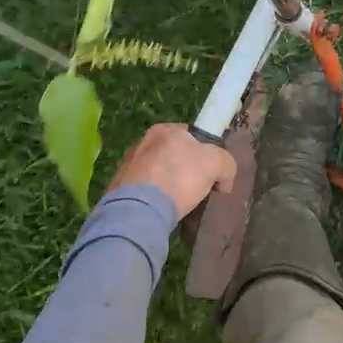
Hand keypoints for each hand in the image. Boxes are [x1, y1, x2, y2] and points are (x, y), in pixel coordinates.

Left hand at [104, 123, 235, 216]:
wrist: (140, 210)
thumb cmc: (180, 177)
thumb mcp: (218, 163)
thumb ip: (226, 164)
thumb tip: (223, 181)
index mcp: (164, 130)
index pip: (190, 135)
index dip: (204, 152)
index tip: (209, 171)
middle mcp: (141, 143)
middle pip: (172, 155)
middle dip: (185, 170)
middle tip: (197, 189)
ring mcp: (125, 166)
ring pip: (156, 174)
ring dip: (167, 186)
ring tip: (178, 205)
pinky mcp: (116, 190)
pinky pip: (143, 192)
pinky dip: (152, 200)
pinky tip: (161, 212)